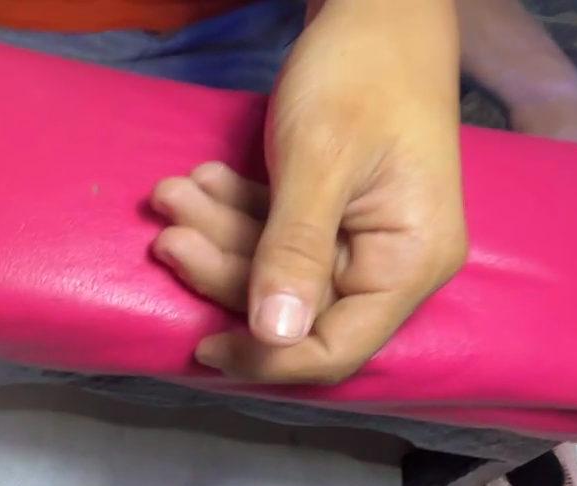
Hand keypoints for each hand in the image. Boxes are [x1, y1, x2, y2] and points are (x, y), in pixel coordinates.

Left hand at [151, 0, 466, 381]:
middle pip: (291, 315)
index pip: (334, 351)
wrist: (377, 2)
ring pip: (271, 278)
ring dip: (216, 237)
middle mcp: (388, 269)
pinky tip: (201, 185)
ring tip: (170, 196)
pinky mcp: (329, 227)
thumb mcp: (321, 157)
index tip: (205, 345)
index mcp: (408, 264)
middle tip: (168, 230)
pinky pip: (272, 244)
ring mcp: (357, 248)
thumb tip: (275, 336)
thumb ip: (295, 250)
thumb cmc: (361, 67)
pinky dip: (234, 217)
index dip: (266, 360)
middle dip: (223, 273)